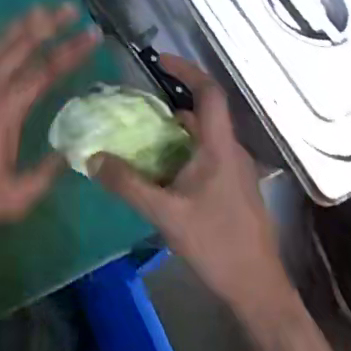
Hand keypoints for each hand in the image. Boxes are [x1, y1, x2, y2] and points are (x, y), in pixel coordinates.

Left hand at [0, 5, 98, 259]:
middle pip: (23, 42)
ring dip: (25, 22)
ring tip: (46, 9)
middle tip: (72, 7)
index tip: (92, 33)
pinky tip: (14, 33)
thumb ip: (47, 174)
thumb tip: (74, 152)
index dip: (72, 50)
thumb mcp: (14, 197)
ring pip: (2, 40)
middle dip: (49, 22)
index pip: (46, 70)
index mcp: (5, 107)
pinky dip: (5, 36)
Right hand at [91, 55, 283, 309]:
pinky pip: (207, 156)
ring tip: (143, 134)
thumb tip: (92, 158)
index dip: (187, 71)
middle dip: (173, 101)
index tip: (160, 60)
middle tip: (138, 102)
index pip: (210, 93)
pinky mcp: (235, 190)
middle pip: (205, 112)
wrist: (258, 290)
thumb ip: (127, 184)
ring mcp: (236, 172)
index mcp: (219, 147)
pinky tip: (162, 171)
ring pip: (205, 137)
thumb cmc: (216, 244)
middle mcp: (232, 152)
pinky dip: (183, 151)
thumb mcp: (164, 213)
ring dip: (177, 129)